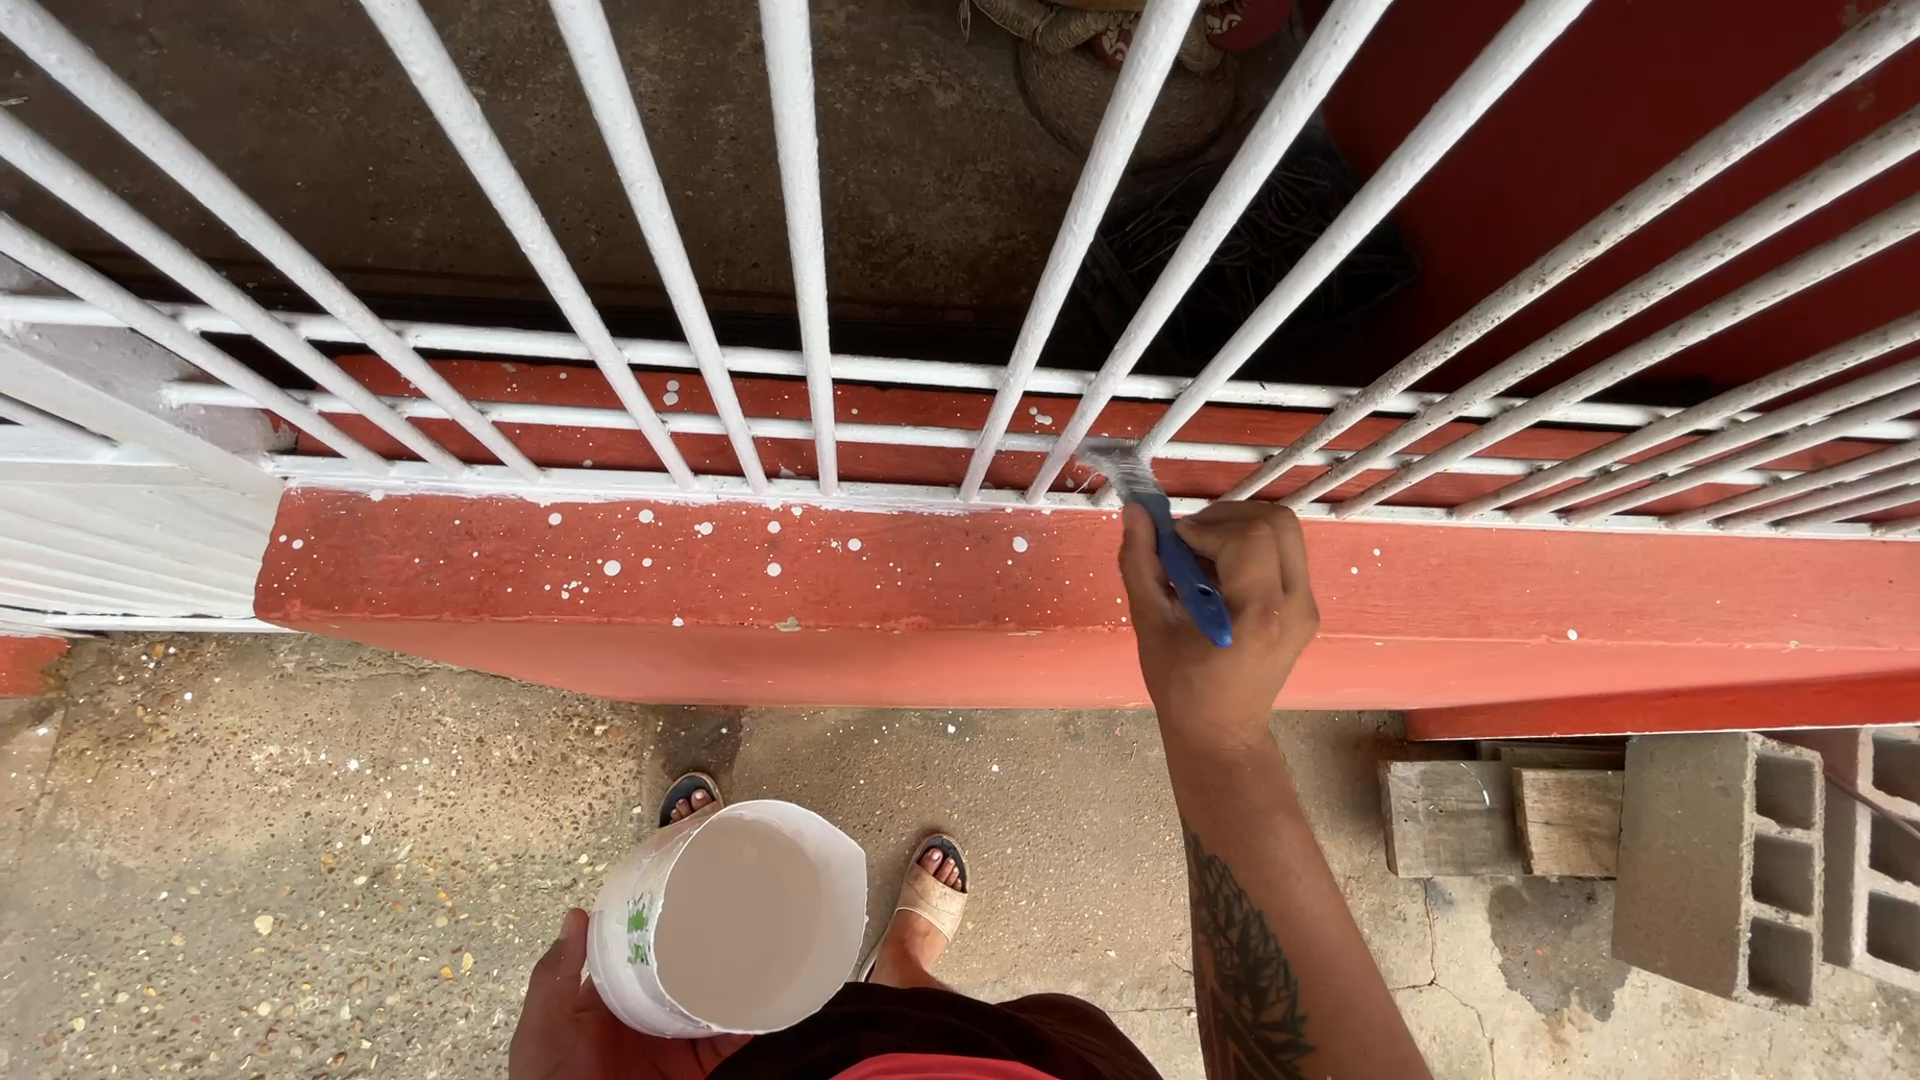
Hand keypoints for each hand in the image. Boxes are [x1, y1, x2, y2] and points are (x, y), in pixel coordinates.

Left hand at [509, 908, 750, 1079]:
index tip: (685, 883)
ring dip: (730, 978)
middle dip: (705, 943)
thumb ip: (553, 981)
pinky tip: (756, 1004)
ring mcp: (669, 1041)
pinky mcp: (691, 1069)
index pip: (633, 949)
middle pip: (679, 968)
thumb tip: (577, 912)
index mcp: (604, 999)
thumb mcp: (540, 1036)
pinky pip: (722, 1041)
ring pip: (706, 999)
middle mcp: (641, 1012)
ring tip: (758, 947)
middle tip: (735, 910)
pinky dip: (742, 1023)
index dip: (656, 919)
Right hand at [1118, 501, 1318, 745]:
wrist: (1221, 731)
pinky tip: (1219, 574)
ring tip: (1204, 555)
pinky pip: (1285, 555)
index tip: (1173, 544)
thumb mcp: (1149, 622)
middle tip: (1190, 540)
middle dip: (1227, 518)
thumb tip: (1136, 511)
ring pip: (1285, 533)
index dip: (1204, 527)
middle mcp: (1294, 604)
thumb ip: (1140, 561)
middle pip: (1276, 522)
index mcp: (1257, 612)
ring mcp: (1306, 606)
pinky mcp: (1305, 608)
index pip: (1247, 536)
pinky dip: (1251, 548)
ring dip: (1239, 529)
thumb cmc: (1179, 684)